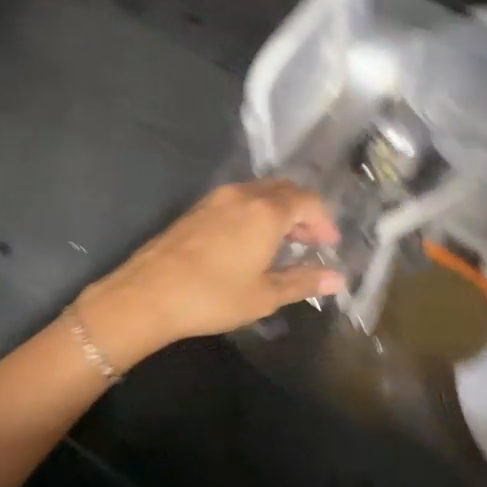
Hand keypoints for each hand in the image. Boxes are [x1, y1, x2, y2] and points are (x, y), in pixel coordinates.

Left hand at [77, 180, 343, 369]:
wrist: (149, 292)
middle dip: (303, 212)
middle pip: (284, 190)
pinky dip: (255, 213)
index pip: (307, 201)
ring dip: (278, 212)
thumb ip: (302, 282)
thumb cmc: (213, 296)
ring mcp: (216, 198)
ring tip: (285, 245)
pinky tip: (252, 242)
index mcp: (265, 211)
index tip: (329, 246)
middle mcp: (242, 194)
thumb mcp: (264, 295)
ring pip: (259, 193)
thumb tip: (337, 278)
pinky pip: (238, 200)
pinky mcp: (197, 208)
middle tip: (312, 243)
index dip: (324, 221)